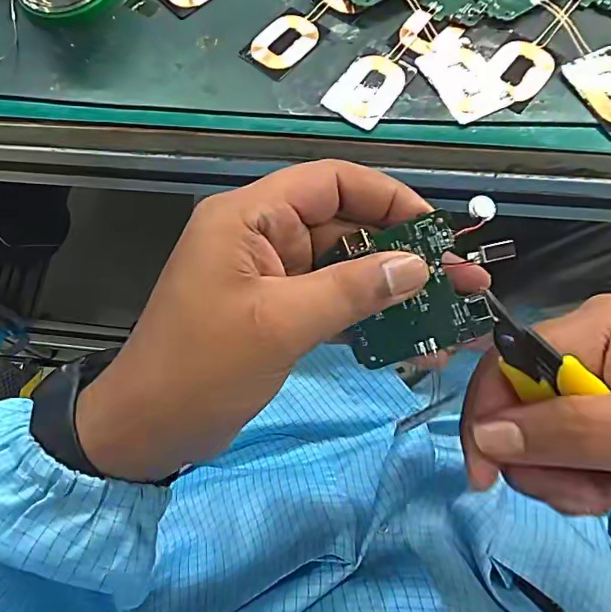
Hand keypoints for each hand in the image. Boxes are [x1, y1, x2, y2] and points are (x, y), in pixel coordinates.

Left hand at [77, 160, 488, 481]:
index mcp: (248, 218)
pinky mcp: (274, 312)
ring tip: (451, 313)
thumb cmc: (202, 369)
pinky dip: (366, 316)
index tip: (435, 231)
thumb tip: (418, 265)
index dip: (387, 197)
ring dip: (392, 289)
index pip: (329, 182)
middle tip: (464, 281)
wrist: (147, 429)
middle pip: (343, 225)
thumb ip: (352, 289)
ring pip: (342, 267)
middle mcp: (259, 236)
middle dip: (403, 252)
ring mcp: (268, 276)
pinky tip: (411, 336)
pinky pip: (329, 301)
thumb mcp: (280, 324)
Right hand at [460, 294, 610, 551]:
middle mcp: (589, 354)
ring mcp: (600, 397)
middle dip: (541, 458)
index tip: (487, 475)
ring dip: (564, 480)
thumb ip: (570, 431)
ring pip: (534, 442)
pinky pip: (563, 463)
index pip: (508, 360)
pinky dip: (582, 488)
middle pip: (516, 406)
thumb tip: (484, 436)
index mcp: (597, 327)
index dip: (488, 412)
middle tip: (586, 491)